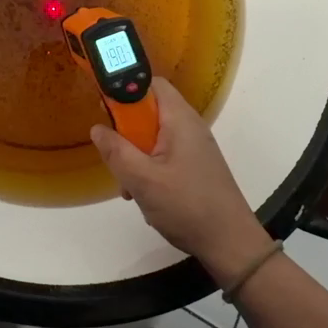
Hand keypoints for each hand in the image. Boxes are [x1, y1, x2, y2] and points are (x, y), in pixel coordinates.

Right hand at [90, 78, 274, 285]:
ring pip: (154, 138)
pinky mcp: (195, 167)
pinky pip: (165, 156)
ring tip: (130, 187)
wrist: (231, 244)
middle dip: (127, 133)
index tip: (107, 112)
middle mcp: (189, 127)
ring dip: (136, 157)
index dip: (126, 90)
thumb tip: (97, 128)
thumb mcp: (143, 180)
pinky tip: (145, 197)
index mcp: (180, 119)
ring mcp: (194, 148)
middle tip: (117, 157)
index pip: (152, 84)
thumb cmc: (187, 206)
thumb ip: (117, 152)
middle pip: (150, 112)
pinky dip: (150, 170)